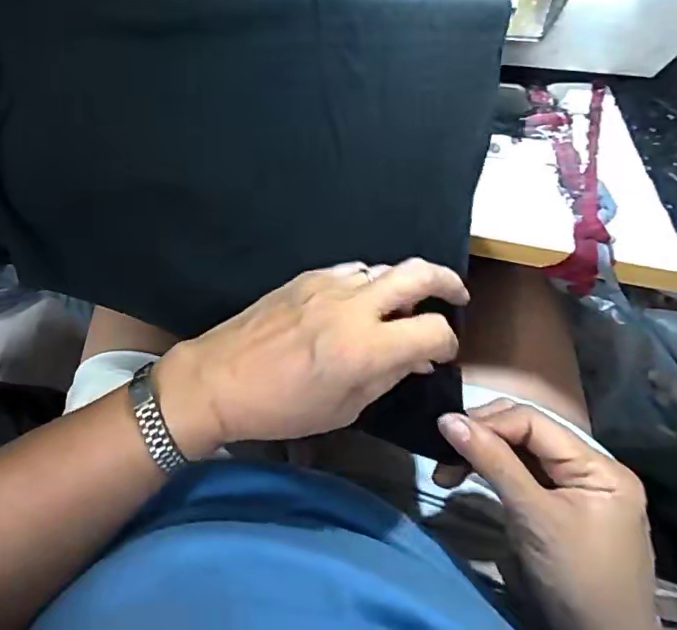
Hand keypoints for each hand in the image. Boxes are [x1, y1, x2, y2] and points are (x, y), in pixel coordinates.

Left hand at [153, 259, 467, 456]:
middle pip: (417, 272)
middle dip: (446, 280)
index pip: (433, 330)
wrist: (221, 377)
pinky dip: (365, 283)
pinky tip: (359, 303)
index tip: (440, 354)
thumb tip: (419, 357)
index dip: (447, 343)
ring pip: (381, 268)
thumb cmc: (283, 406)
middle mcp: (352, 305)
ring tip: (401, 306)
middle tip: (456, 295)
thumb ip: (389, 376)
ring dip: (400, 283)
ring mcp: (326, 284)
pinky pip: (350, 271)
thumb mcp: (346, 407)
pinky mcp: (305, 277)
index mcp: (366, 347)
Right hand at [438, 403, 655, 629]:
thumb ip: (493, 462)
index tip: (448, 432)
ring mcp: (576, 487)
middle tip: (445, 452)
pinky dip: (492, 473)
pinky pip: (521, 473)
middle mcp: (591, 467)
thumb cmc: (577, 579)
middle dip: (482, 436)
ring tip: (448, 471)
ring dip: (481, 455)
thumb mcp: (534, 517)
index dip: (489, 422)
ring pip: (519, 451)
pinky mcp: (559, 505)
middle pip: (525, 431)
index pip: (533, 422)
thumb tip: (447, 418)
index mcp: (599, 466)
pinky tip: (467, 479)